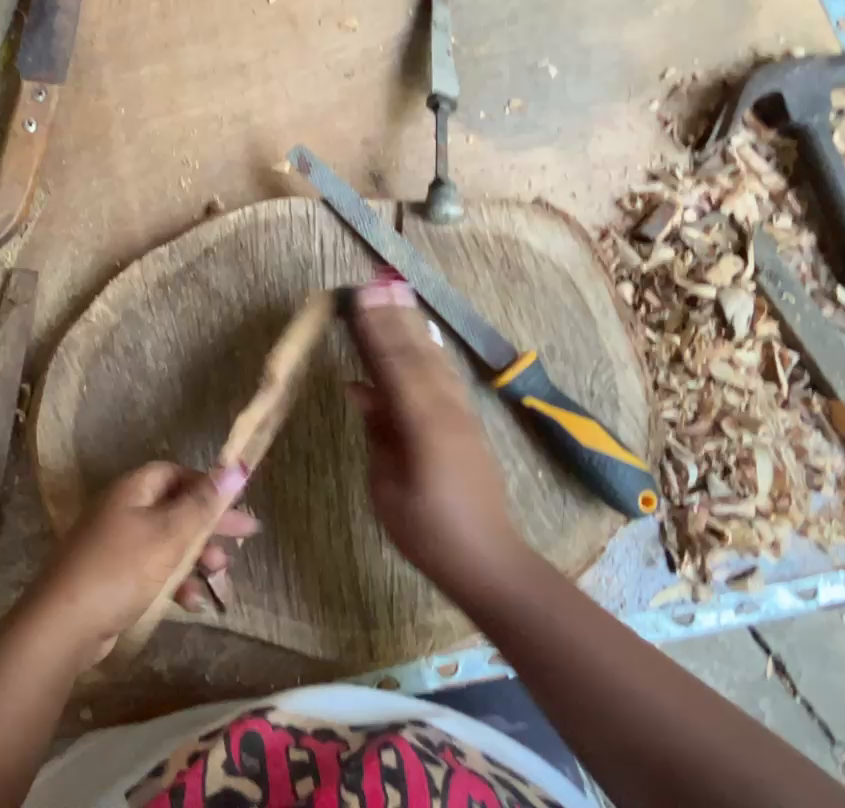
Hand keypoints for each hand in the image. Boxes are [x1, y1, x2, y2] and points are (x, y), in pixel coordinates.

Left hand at [23, 462, 257, 665]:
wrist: (65, 624)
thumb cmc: (121, 569)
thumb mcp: (169, 534)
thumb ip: (204, 503)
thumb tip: (236, 466)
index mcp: (132, 490)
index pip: (175, 473)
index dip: (206, 485)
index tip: (235, 504)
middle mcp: (122, 511)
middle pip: (174, 508)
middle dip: (208, 527)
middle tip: (243, 540)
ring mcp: (115, 546)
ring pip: (167, 543)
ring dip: (196, 558)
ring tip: (218, 576)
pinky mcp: (113, 578)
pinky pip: (152, 572)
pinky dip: (174, 583)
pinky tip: (190, 604)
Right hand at [343, 276, 525, 584]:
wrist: (488, 560)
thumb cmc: (427, 532)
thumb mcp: (386, 486)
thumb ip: (378, 432)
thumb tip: (361, 389)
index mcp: (423, 426)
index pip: (393, 366)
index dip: (374, 330)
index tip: (356, 299)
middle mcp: (448, 411)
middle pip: (416, 354)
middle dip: (393, 318)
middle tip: (374, 283)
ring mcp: (463, 415)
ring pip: (435, 361)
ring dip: (413, 328)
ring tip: (395, 297)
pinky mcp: (469, 424)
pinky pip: (445, 377)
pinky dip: (428, 352)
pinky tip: (420, 339)